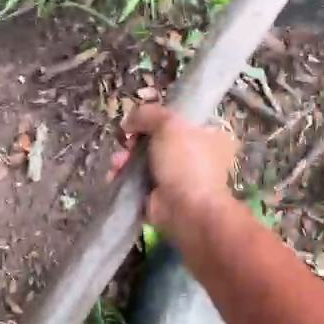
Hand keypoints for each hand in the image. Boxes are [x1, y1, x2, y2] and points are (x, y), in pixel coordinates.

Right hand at [117, 103, 238, 228]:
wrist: (187, 209)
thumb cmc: (185, 161)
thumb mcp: (169, 124)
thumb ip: (148, 114)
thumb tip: (128, 122)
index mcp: (208, 137)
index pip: (180, 121)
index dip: (157, 119)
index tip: (140, 123)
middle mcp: (195, 156)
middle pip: (156, 140)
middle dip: (135, 142)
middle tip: (127, 144)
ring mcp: (177, 178)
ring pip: (143, 161)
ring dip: (126, 160)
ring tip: (118, 164)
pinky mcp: (159, 196)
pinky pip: (136, 181)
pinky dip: (123, 177)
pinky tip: (115, 176)